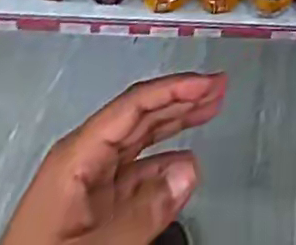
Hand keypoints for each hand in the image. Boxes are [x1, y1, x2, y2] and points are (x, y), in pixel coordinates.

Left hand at [1, 72, 228, 244]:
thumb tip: (190, 169)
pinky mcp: (92, 212)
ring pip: (140, 142)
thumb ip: (142, 212)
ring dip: (177, 125)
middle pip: (138, 117)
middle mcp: (82, 161)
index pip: (132, 107)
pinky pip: (136, 175)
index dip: (173, 89)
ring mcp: (87, 187)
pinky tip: (186, 164)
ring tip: (211, 109)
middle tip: (219, 86)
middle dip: (180, 98)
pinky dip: (165, 164)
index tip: (208, 82)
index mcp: (76, 157)